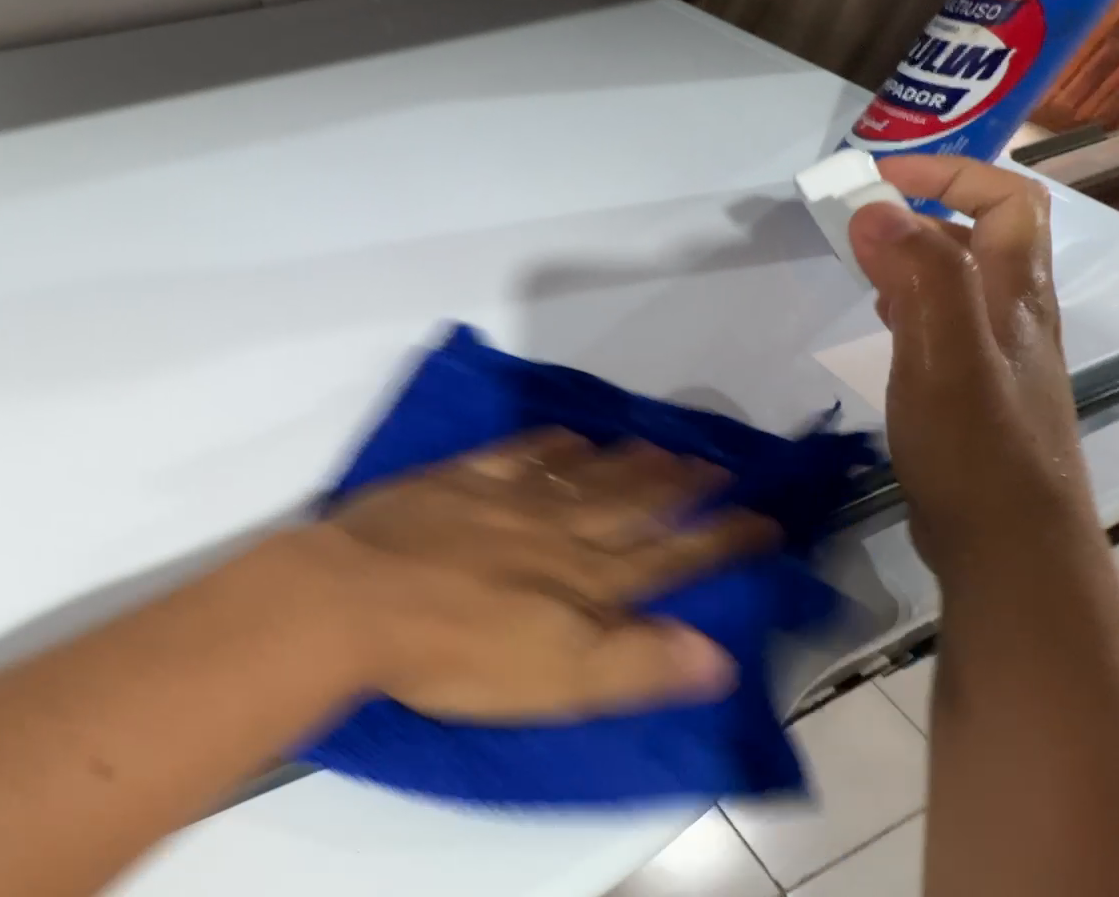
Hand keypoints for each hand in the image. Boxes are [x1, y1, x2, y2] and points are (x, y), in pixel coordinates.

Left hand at [286, 432, 777, 721]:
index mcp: (582, 584)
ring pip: (580, 474)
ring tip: (662, 445)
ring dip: (626, 461)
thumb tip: (720, 652)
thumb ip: (636, 664)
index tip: (765, 517)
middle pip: (630, 505)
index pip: (669, 559)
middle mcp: (552, 531)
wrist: (353, 599)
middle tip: (721, 465)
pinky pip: (514, 453)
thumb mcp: (555, 683)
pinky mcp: (450, 481)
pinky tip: (567, 435)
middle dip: (681, 488)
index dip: (720, 540)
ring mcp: (499, 499)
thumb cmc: (452, 654)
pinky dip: (547, 442)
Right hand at [848, 155, 1099, 578]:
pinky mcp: (968, 381)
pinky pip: (944, 314)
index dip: (949, 173)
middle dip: (929, 201)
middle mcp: (1014, 313)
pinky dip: (909, 292)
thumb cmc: (976, 446)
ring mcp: (994, 349)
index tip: (875, 175)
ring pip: (964, 273)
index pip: (1008, 202)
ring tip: (856, 251)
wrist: (1005, 538)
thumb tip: (876, 207)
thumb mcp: (946, 355)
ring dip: (915, 246)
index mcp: (1014, 296)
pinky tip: (880, 311)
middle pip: (989, 231)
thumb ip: (921, 277)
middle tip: (855, 209)